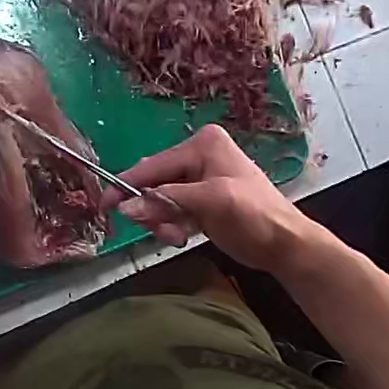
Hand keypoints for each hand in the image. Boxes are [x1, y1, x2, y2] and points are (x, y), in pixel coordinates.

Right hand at [105, 124, 321, 272]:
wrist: (284, 243)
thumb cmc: (255, 215)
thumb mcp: (212, 202)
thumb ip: (168, 201)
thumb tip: (127, 207)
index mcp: (203, 145)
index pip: (154, 165)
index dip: (127, 186)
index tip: (103, 206)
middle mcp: (199, 156)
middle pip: (154, 183)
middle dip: (152, 209)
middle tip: (161, 230)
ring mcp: (200, 179)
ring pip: (160, 200)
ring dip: (162, 220)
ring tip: (177, 236)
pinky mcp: (202, 201)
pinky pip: (172, 210)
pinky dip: (171, 224)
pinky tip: (182, 235)